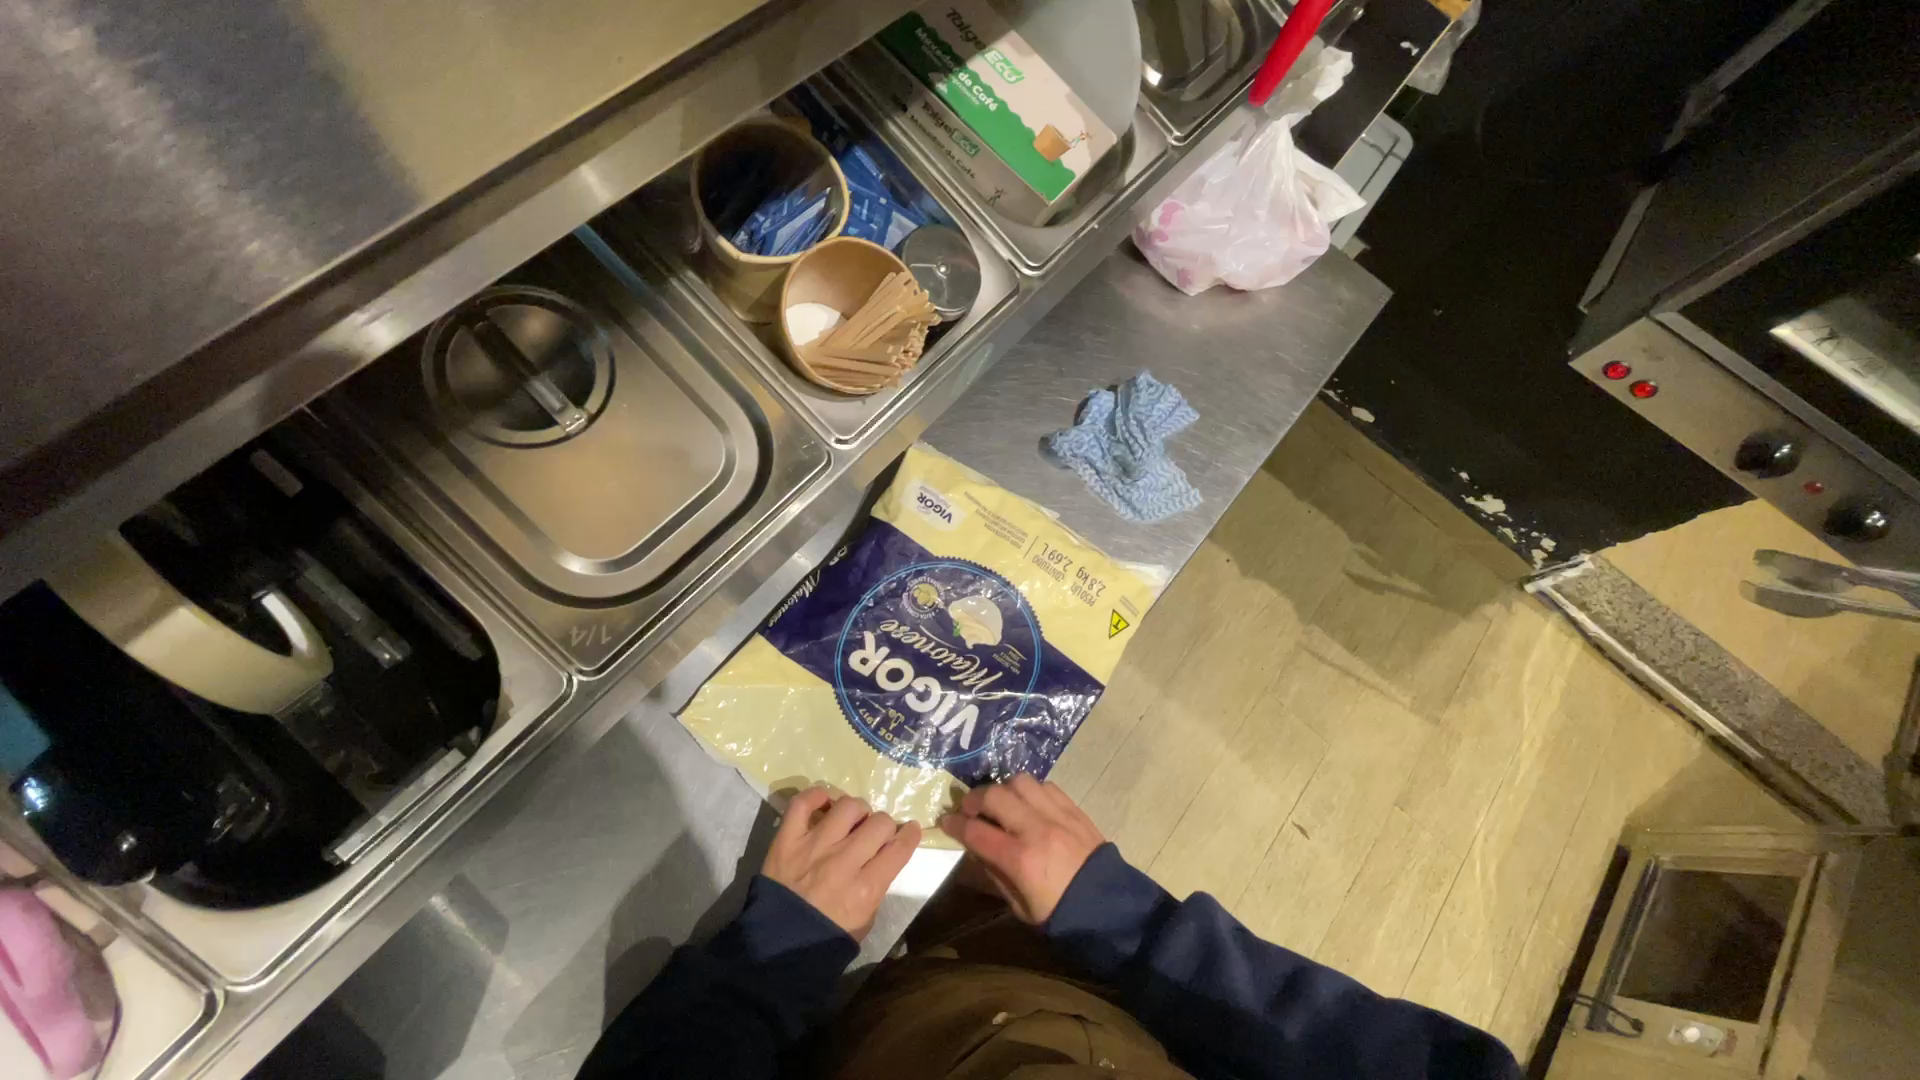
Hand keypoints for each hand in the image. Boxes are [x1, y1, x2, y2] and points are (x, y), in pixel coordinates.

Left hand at [762, 788, 920, 939]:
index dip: (910, 834)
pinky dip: (816, 796)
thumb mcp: (866, 919)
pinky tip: (824, 803)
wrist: (777, 947)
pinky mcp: (787, 840)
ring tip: (851, 821)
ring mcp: (814, 847)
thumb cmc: (827, 937)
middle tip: (875, 833)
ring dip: (856, 811)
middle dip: (884, 825)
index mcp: (865, 888)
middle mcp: (843, 862)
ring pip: (848, 806)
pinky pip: (803, 803)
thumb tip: (883, 855)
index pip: (899, 847)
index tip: (910, 829)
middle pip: (879, 822)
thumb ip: (877, 885)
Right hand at [938, 773, 1103, 924]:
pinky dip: (1030, 791)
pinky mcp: (1073, 809)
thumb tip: (975, 848)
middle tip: (969, 809)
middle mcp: (1036, 829)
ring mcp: (1057, 815)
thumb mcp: (1019, 906)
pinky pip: (1045, 785)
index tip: (946, 822)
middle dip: (974, 799)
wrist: (1108, 907)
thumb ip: (994, 873)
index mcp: (1020, 860)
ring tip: (1000, 803)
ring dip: (1003, 789)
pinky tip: (1027, 804)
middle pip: (994, 796)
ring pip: (1020, 782)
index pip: (976, 832)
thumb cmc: (1059, 913)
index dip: (955, 825)